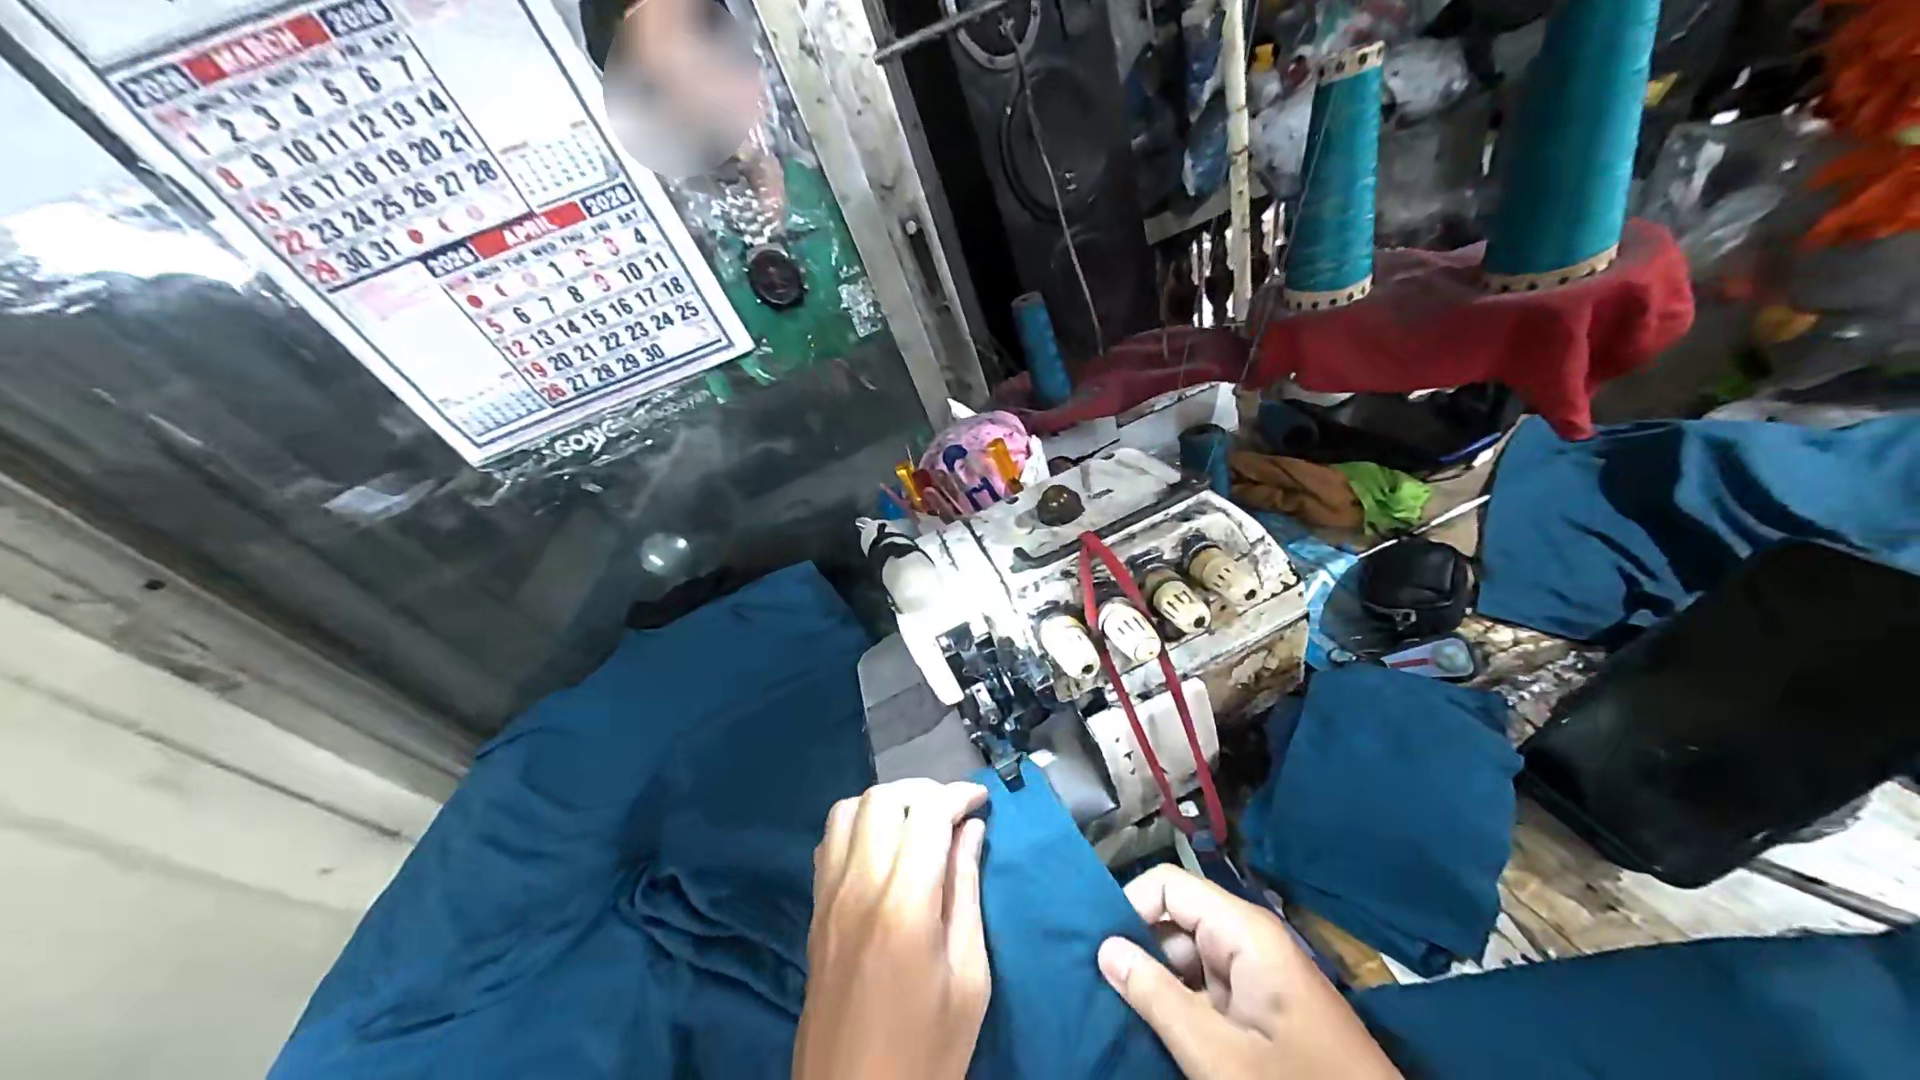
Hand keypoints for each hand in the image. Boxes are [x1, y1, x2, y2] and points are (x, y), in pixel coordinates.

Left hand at [793, 779, 990, 1079]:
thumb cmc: (927, 1048)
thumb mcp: (968, 977)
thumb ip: (965, 891)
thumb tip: (971, 830)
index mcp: (903, 902)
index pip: (927, 812)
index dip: (959, 794)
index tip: (982, 800)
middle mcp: (858, 884)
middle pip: (883, 798)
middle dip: (924, 793)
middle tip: (953, 815)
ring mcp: (828, 895)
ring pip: (848, 808)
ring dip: (887, 804)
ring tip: (918, 827)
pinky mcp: (814, 910)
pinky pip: (830, 840)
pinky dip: (858, 824)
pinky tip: (882, 850)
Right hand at [1098, 865, 1402, 1079]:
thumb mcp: (1218, 1055)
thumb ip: (1156, 996)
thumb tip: (1104, 947)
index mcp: (1244, 932)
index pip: (1169, 886)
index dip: (1130, 908)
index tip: (1098, 951)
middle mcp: (1250, 941)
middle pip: (1176, 920)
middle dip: (1139, 950)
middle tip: (1101, 989)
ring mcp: (1258, 977)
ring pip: (1188, 958)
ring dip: (1157, 984)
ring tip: (1121, 1014)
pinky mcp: (1263, 1011)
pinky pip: (1208, 990)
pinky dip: (1181, 1008)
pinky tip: (1156, 1034)